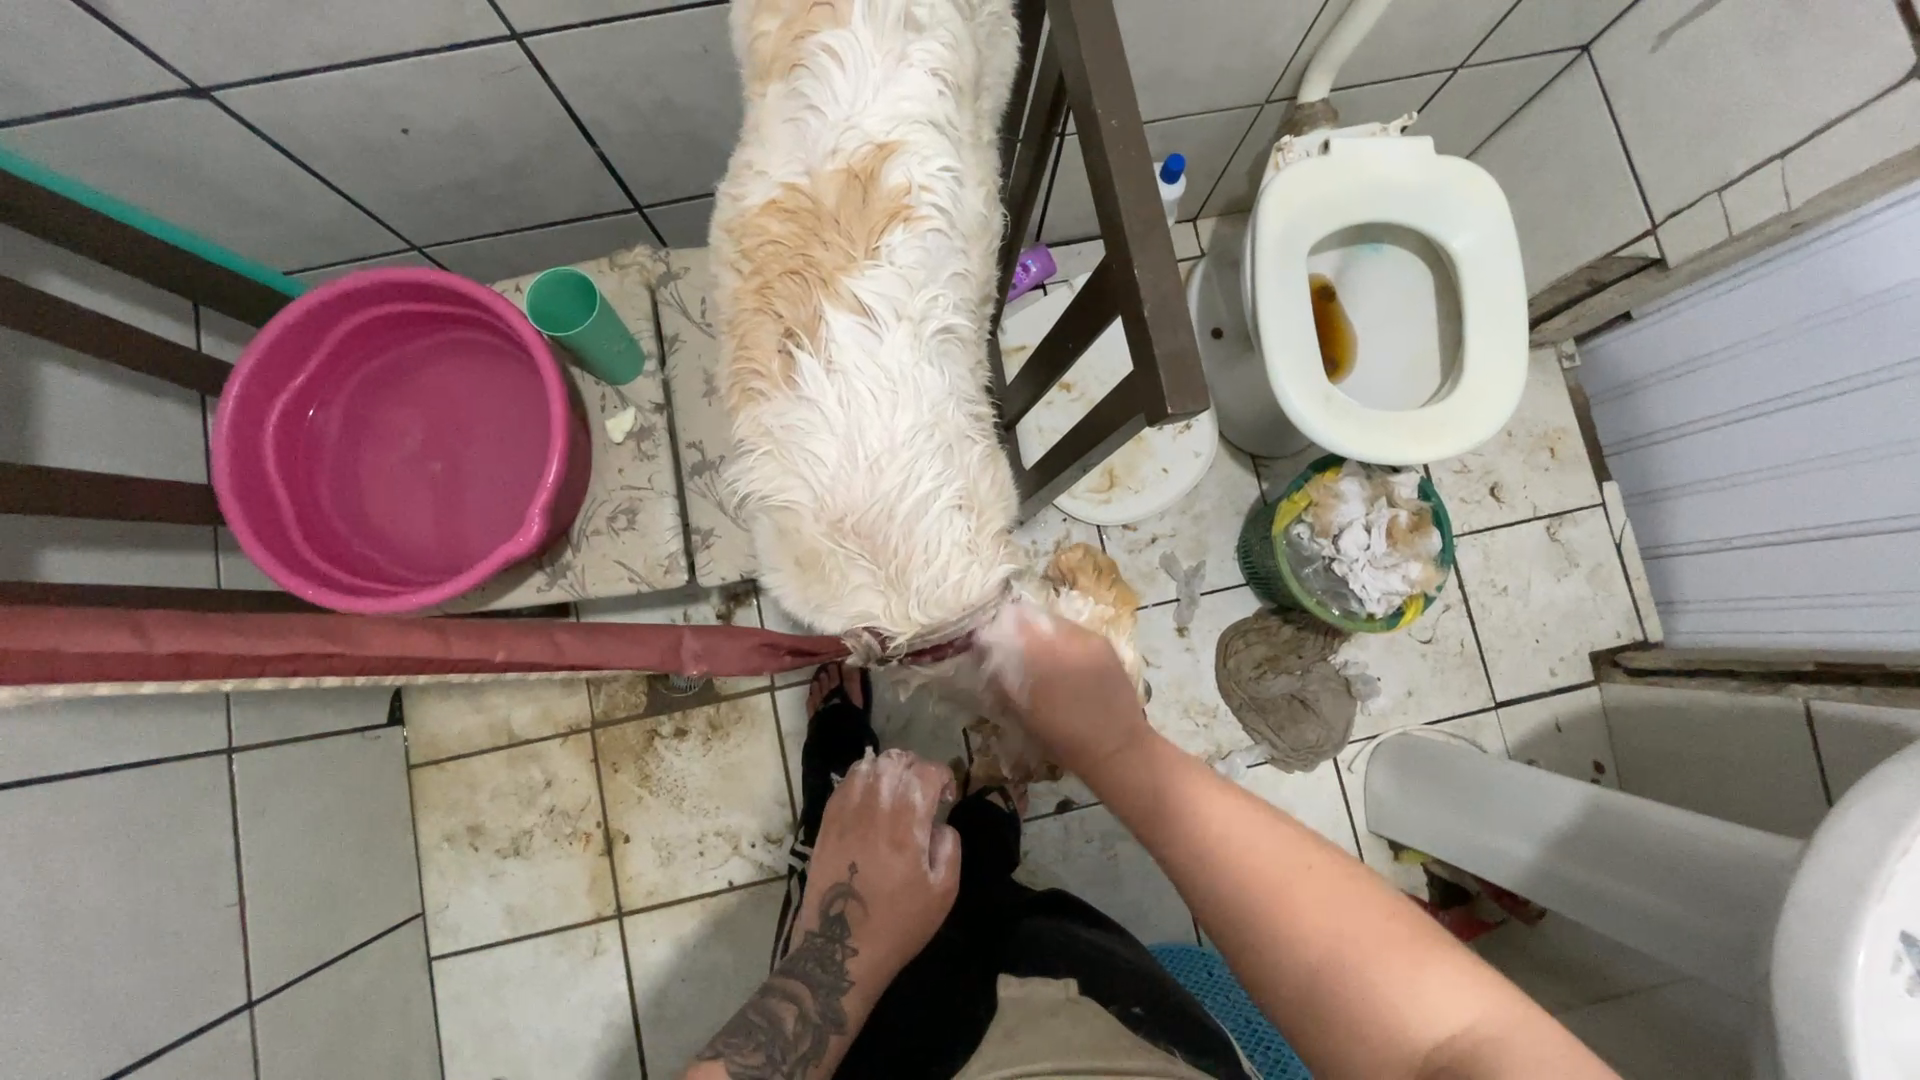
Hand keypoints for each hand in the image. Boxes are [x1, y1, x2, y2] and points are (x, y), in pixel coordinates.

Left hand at [797, 749, 959, 980]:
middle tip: (924, 790)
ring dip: (888, 769)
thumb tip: (939, 824)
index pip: (926, 771)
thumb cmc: (898, 923)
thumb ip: (950, 846)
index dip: (943, 776)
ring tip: (896, 790)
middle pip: (895, 760)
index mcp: (906, 819)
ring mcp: (845, 811)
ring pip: (867, 765)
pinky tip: (870, 800)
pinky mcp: (825, 822)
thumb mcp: (943, 890)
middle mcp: (874, 805)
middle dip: (916, 767)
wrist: (840, 948)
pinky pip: (844, 783)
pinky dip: (862, 780)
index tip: (947, 796)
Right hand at [979, 603, 1157, 777]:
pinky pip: (1075, 631)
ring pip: (1054, 621)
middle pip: (1032, 616)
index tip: (990, 641)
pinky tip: (1063, 657)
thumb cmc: (1064, 739)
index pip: (1009, 624)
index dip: (996, 629)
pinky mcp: (1104, 643)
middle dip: (1018, 627)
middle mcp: (1063, 638)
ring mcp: (1087, 638)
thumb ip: (1003, 681)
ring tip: (1038, 651)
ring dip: (1041, 631)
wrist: (1117, 748)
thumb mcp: (1024, 714)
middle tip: (1012, 645)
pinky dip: (1063, 639)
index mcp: (1039, 656)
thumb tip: (986, 659)